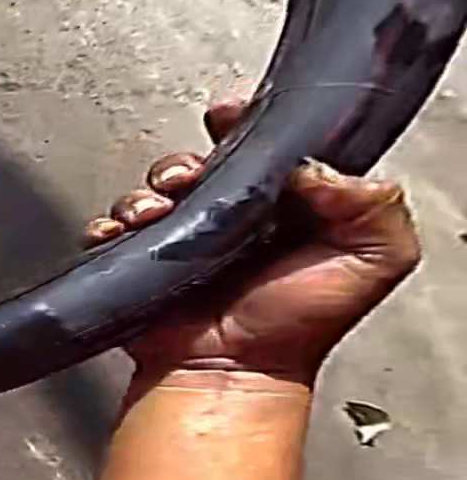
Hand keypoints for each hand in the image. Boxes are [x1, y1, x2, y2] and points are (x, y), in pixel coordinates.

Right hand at [85, 96, 421, 386]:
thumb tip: (310, 169)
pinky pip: (108, 234)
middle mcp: (225, 222)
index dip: (243, 126)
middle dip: (181, 164)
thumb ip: (368, 203)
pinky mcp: (132, 267)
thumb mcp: (374, 257)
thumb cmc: (295, 326)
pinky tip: (116, 231)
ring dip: (143, 195)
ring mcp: (174, 245)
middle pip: (193, 169)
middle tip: (183, 178)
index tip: (228, 111)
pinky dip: (106, 226)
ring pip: (148, 197)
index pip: (262, 154)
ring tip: (152, 211)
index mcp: (283, 210)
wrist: (227, 368)